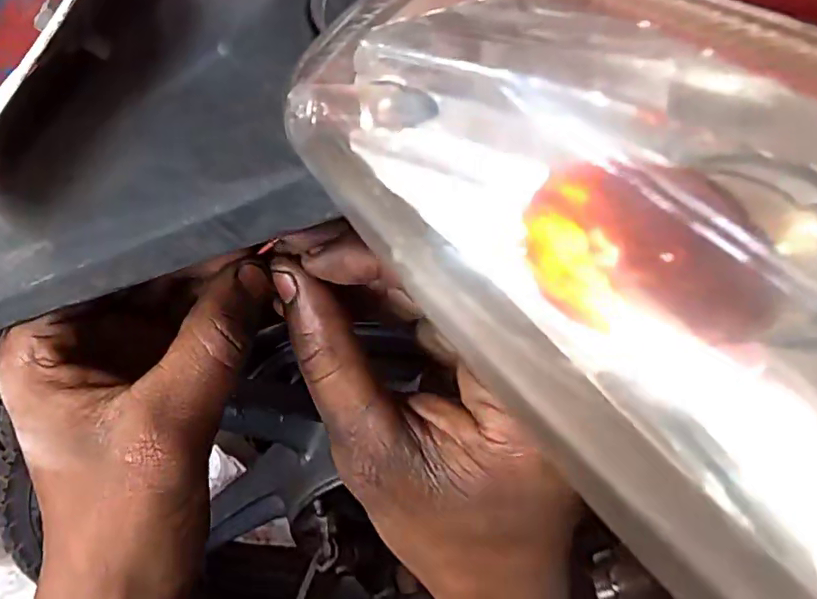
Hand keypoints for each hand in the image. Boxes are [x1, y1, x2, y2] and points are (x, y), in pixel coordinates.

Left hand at [0, 259, 271, 598]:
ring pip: (162, 295)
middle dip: (191, 258)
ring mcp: (108, 351)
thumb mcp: (163, 427)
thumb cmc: (116, 530)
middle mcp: (69, 337)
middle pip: (135, 277)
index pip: (97, 268)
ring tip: (255, 251)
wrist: (134, 598)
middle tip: (245, 234)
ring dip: (208, 278)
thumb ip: (210, 345)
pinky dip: (215, 309)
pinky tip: (247, 288)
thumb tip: (252, 274)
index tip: (206, 218)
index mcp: (40, 343)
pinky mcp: (144, 368)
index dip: (154, 242)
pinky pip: (182, 322)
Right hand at [270, 255, 581, 598]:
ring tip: (305, 262)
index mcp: (516, 389)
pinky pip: (424, 296)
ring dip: (360, 267)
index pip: (438, 289)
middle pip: (431, 272)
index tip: (307, 255)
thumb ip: (329, 362)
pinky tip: (335, 280)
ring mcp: (508, 344)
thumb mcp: (369, 451)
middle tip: (294, 250)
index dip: (367, 259)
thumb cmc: (443, 532)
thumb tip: (292, 284)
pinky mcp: (485, 342)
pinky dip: (375, 287)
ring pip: (424, 276)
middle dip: (354, 256)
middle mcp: (525, 353)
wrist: (487, 571)